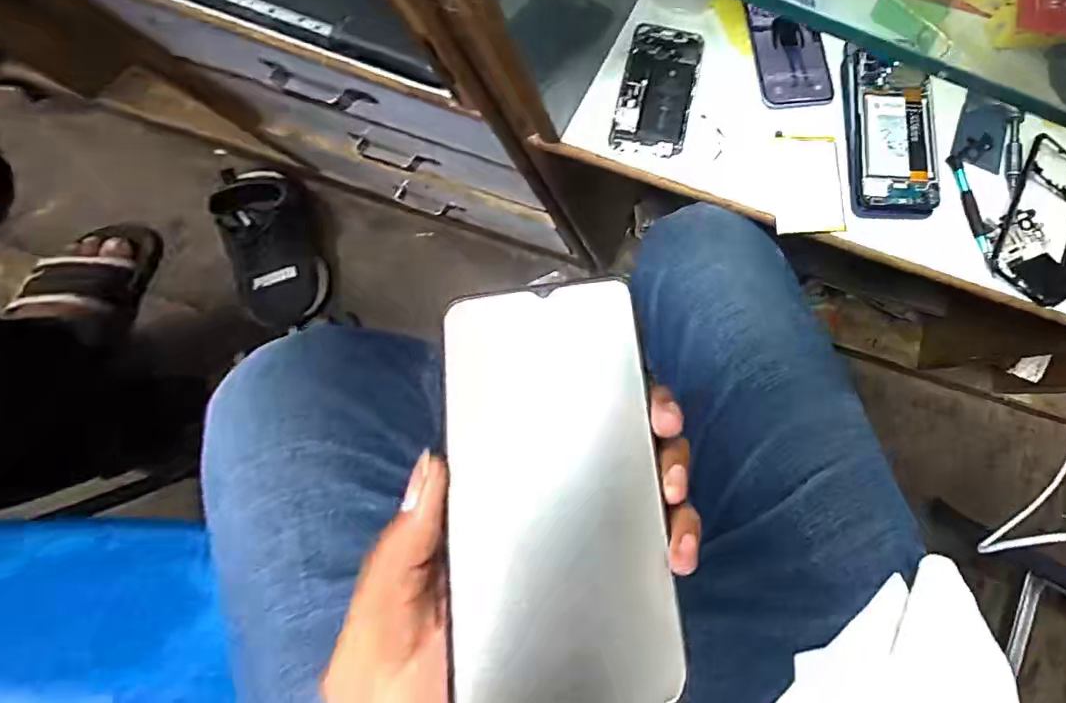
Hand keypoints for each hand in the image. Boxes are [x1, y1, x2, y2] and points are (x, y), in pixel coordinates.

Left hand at [323, 391, 702, 701]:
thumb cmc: (400, 692)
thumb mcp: (384, 620)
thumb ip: (401, 550)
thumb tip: (434, 462)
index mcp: (508, 506)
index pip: (555, 435)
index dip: (596, 400)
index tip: (623, 392)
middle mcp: (557, 516)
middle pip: (619, 446)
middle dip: (653, 424)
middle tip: (662, 428)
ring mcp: (593, 552)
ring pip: (650, 486)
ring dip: (674, 472)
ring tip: (672, 495)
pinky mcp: (619, 591)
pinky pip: (660, 547)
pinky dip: (681, 536)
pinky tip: (677, 554)